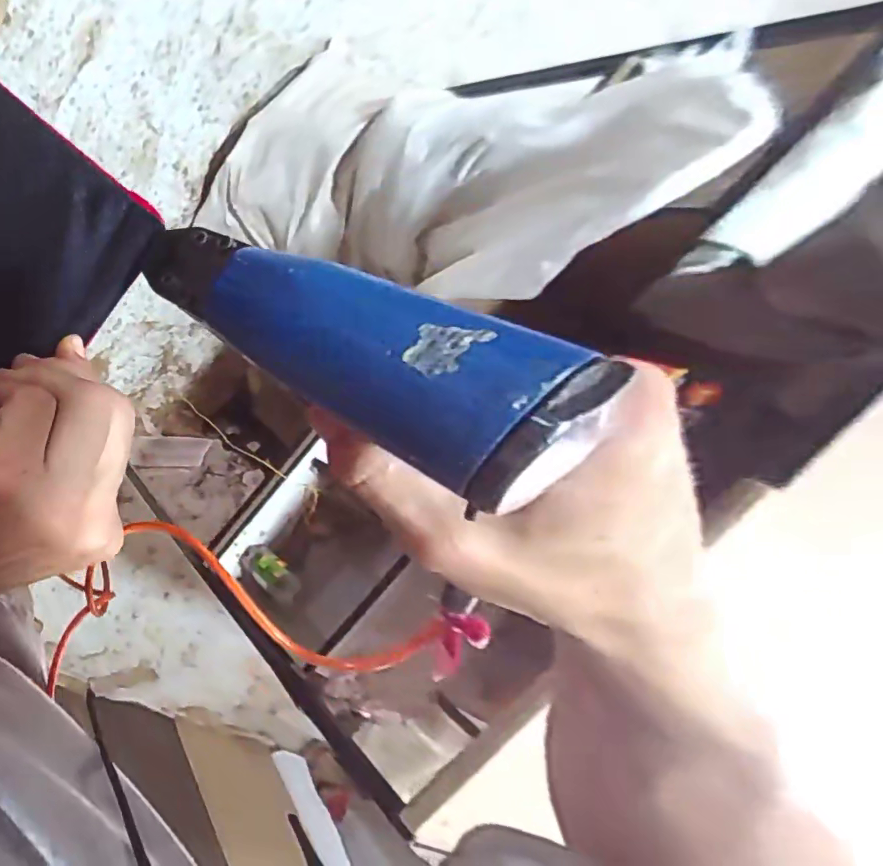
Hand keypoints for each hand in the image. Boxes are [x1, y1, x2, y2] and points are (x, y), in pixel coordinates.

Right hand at [311, 361, 704, 656]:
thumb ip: (383, 485)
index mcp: (604, 400)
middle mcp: (619, 384)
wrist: (646, 624)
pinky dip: (479, 405)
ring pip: (501, 371)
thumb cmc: (557, 583)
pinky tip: (444, 433)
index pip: (486, 344)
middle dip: (422, 376)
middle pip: (488, 354)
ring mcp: (621, 397)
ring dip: (447, 392)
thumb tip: (324, 414)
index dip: (415, 352)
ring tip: (396, 417)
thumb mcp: (453, 545)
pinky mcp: (615, 414)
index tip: (360, 371)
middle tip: (369, 401)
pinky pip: (523, 389)